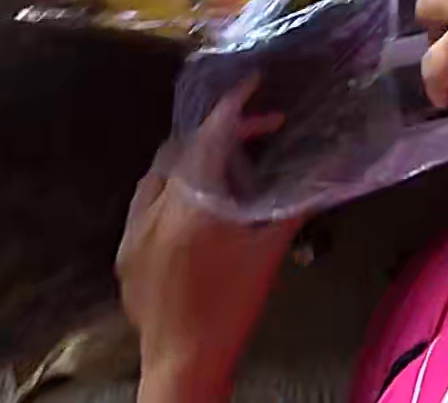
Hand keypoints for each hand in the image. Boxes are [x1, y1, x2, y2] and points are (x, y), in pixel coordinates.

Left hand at [116, 82, 302, 399]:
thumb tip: (323, 171)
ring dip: (195, 152)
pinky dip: (171, 180)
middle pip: (189, 145)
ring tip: (227, 157)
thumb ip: (294, 204)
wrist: (183, 366)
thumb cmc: (232, 304)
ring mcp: (134, 227)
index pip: (214, 135)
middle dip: (224, 129)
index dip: (234, 103)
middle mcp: (158, 206)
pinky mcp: (124, 247)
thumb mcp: (269, 251)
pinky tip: (191, 194)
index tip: (252, 80)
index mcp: (195, 204)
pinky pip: (146, 195)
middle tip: (259, 129)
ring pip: (162, 166)